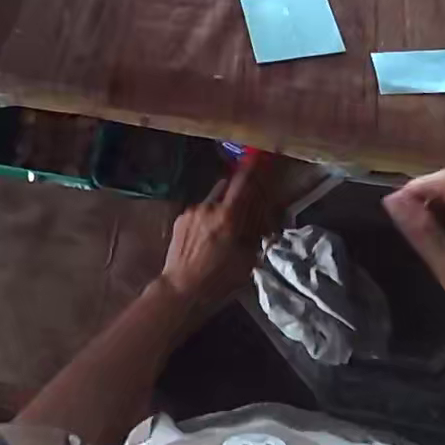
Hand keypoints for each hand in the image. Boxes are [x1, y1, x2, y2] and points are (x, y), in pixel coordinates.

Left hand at [160, 157, 276, 310]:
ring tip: (222, 233)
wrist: (181, 288)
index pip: (242, 184)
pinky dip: (206, 219)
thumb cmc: (218, 279)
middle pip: (227, 192)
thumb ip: (256, 235)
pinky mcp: (180, 219)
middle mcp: (208, 207)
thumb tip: (264, 222)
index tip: (258, 157)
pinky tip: (206, 238)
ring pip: (212, 203)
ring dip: (220, 211)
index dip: (252, 169)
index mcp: (227, 216)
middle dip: (236, 198)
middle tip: (242, 213)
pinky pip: (199, 212)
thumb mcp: (247, 260)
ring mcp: (191, 211)